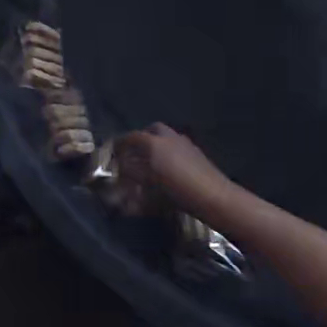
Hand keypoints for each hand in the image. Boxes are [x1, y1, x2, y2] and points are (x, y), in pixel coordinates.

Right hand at [114, 124, 230, 213]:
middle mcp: (169, 138)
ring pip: (167, 137)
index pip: (132, 137)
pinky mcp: (198, 154)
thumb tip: (122, 170)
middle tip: (135, 151)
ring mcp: (186, 144)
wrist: (213, 197)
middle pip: (152, 130)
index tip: (113, 149)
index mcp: (154, 143)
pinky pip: (178, 147)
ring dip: (157, 144)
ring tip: (151, 161)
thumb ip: (132, 175)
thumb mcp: (147, 185)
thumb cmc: (175, 190)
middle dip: (142, 137)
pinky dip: (169, 152)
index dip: (121, 143)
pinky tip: (169, 169)